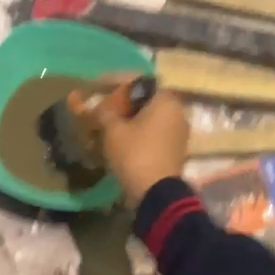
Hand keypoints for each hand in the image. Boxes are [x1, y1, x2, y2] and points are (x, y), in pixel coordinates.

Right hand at [96, 81, 189, 205]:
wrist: (156, 193)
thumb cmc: (135, 154)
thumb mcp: (113, 131)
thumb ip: (103, 112)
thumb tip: (95, 105)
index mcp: (165, 99)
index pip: (138, 81)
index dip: (114, 82)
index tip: (97, 86)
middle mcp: (177, 110)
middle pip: (144, 100)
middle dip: (122, 103)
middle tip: (101, 109)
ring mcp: (178, 131)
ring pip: (149, 118)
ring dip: (129, 120)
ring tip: (107, 127)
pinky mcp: (175, 150)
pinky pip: (153, 134)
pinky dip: (138, 134)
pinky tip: (122, 141)